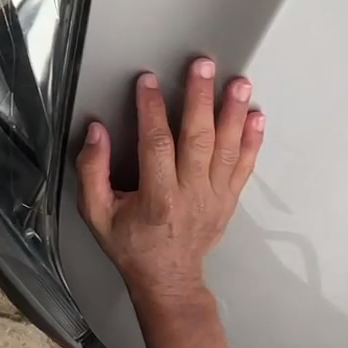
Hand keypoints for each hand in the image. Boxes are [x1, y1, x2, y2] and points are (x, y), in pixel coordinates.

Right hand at [76, 59, 264, 309]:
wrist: (168, 281)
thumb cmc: (129, 245)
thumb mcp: (95, 213)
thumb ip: (91, 171)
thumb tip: (96, 131)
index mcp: (158, 198)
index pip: (156, 144)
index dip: (152, 109)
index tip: (148, 81)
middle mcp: (192, 194)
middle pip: (198, 138)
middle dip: (201, 98)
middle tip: (202, 66)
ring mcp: (215, 197)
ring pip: (227, 149)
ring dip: (233, 112)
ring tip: (239, 83)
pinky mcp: (228, 199)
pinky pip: (244, 167)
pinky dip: (252, 141)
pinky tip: (256, 117)